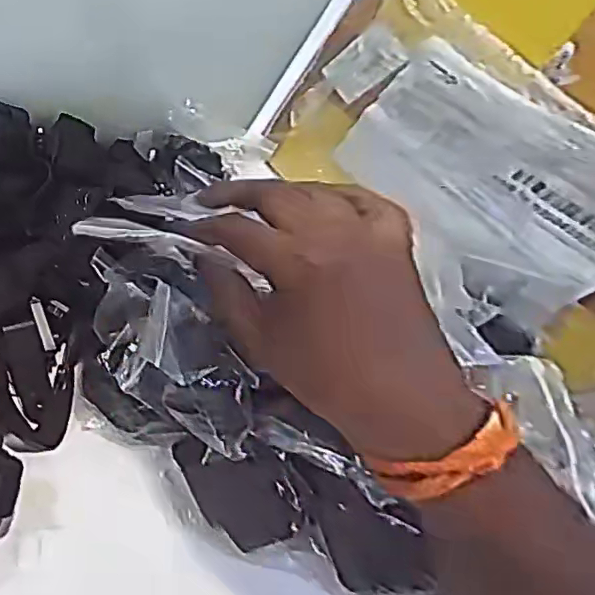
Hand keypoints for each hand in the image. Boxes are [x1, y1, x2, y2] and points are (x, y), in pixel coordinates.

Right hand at [188, 180, 485, 461]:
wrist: (406, 403)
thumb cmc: (325, 375)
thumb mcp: (257, 337)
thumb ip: (226, 290)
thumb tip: (206, 259)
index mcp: (295, 262)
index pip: (235, 227)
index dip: (205, 227)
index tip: (188, 231)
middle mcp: (333, 237)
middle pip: (274, 195)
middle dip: (234, 193)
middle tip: (209, 202)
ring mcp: (369, 237)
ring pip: (315, 191)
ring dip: (279, 191)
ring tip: (255, 200)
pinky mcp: (396, 245)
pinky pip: (367, 201)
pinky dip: (340, 195)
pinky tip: (320, 201)